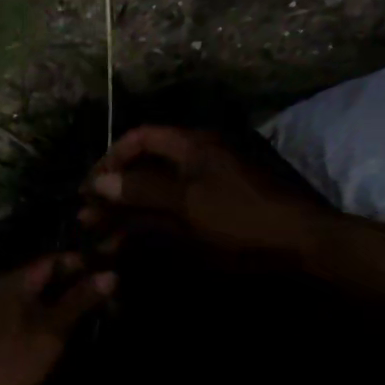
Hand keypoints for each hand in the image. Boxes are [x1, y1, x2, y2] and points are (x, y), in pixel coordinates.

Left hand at [0, 253, 114, 384]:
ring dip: (73, 303)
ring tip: (104, 311)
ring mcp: (4, 312)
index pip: (55, 260)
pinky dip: (59, 317)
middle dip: (81, 285)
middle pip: (50, 278)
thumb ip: (81, 298)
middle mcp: (6, 289)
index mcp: (12, 281)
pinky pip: (38, 314)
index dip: (85, 263)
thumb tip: (111, 274)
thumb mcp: (53, 328)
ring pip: (46, 298)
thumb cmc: (15, 360)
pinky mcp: (7, 333)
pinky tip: (80, 327)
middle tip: (113, 296)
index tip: (114, 272)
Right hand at [80, 126, 331, 258]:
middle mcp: (196, 161)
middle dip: (114, 193)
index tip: (89, 187)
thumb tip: (99, 181)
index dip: (111, 158)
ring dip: (127, 214)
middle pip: (145, 169)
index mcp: (193, 146)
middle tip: (85, 219)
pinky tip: (129, 247)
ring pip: (156, 197)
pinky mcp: (213, 215)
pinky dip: (150, 228)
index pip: (141, 138)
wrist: (298, 245)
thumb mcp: (188, 202)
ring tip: (98, 237)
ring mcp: (205, 190)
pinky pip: (172, 216)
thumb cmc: (242, 217)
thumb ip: (142, 189)